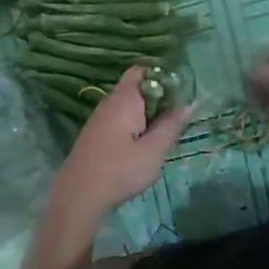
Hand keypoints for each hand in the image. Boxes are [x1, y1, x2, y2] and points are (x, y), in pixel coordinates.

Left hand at [50, 67, 192, 224]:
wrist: (79, 197)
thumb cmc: (120, 170)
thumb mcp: (154, 150)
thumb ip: (172, 125)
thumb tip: (189, 103)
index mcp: (125, 100)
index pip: (143, 70)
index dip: (163, 76)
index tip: (182, 92)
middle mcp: (110, 103)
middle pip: (137, 88)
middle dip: (160, 98)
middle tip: (180, 117)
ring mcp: (100, 120)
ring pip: (130, 106)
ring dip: (149, 115)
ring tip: (167, 133)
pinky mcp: (97, 136)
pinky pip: (122, 120)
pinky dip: (137, 126)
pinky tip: (146, 146)